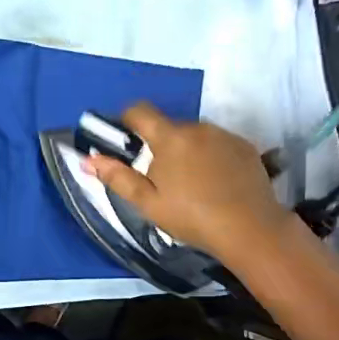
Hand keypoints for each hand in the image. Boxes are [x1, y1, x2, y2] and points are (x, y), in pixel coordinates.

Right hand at [83, 102, 309, 266]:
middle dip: (159, 146)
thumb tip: (88, 160)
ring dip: (186, 152)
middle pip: (169, 128)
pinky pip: (218, 144)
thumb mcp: (148, 203)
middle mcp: (198, 128)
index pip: (140, 111)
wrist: (250, 228)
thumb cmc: (191, 217)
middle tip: (159, 180)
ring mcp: (225, 135)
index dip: (126, 120)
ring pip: (195, 136)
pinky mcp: (246, 147)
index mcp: (170, 138)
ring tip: (191, 185)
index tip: (124, 140)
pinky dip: (210, 157)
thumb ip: (118, 178)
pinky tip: (215, 184)